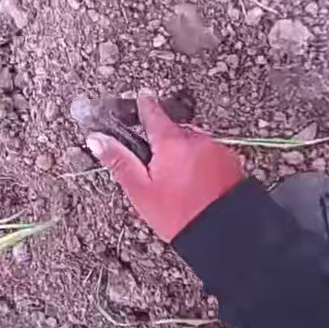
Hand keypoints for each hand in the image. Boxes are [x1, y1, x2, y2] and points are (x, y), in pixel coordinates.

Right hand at [87, 95, 245, 242]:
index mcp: (171, 141)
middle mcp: (196, 138)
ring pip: (193, 142)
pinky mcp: (231, 159)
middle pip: (174, 130)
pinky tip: (196, 183)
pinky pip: (210, 153)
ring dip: (184, 153)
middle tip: (157, 167)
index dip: (144, 104)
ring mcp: (216, 147)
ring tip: (179, 183)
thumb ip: (119, 161)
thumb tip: (97, 139)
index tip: (142, 95)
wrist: (225, 232)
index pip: (153, 113)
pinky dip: (201, 162)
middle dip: (165, 142)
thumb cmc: (180, 214)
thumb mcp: (141, 190)